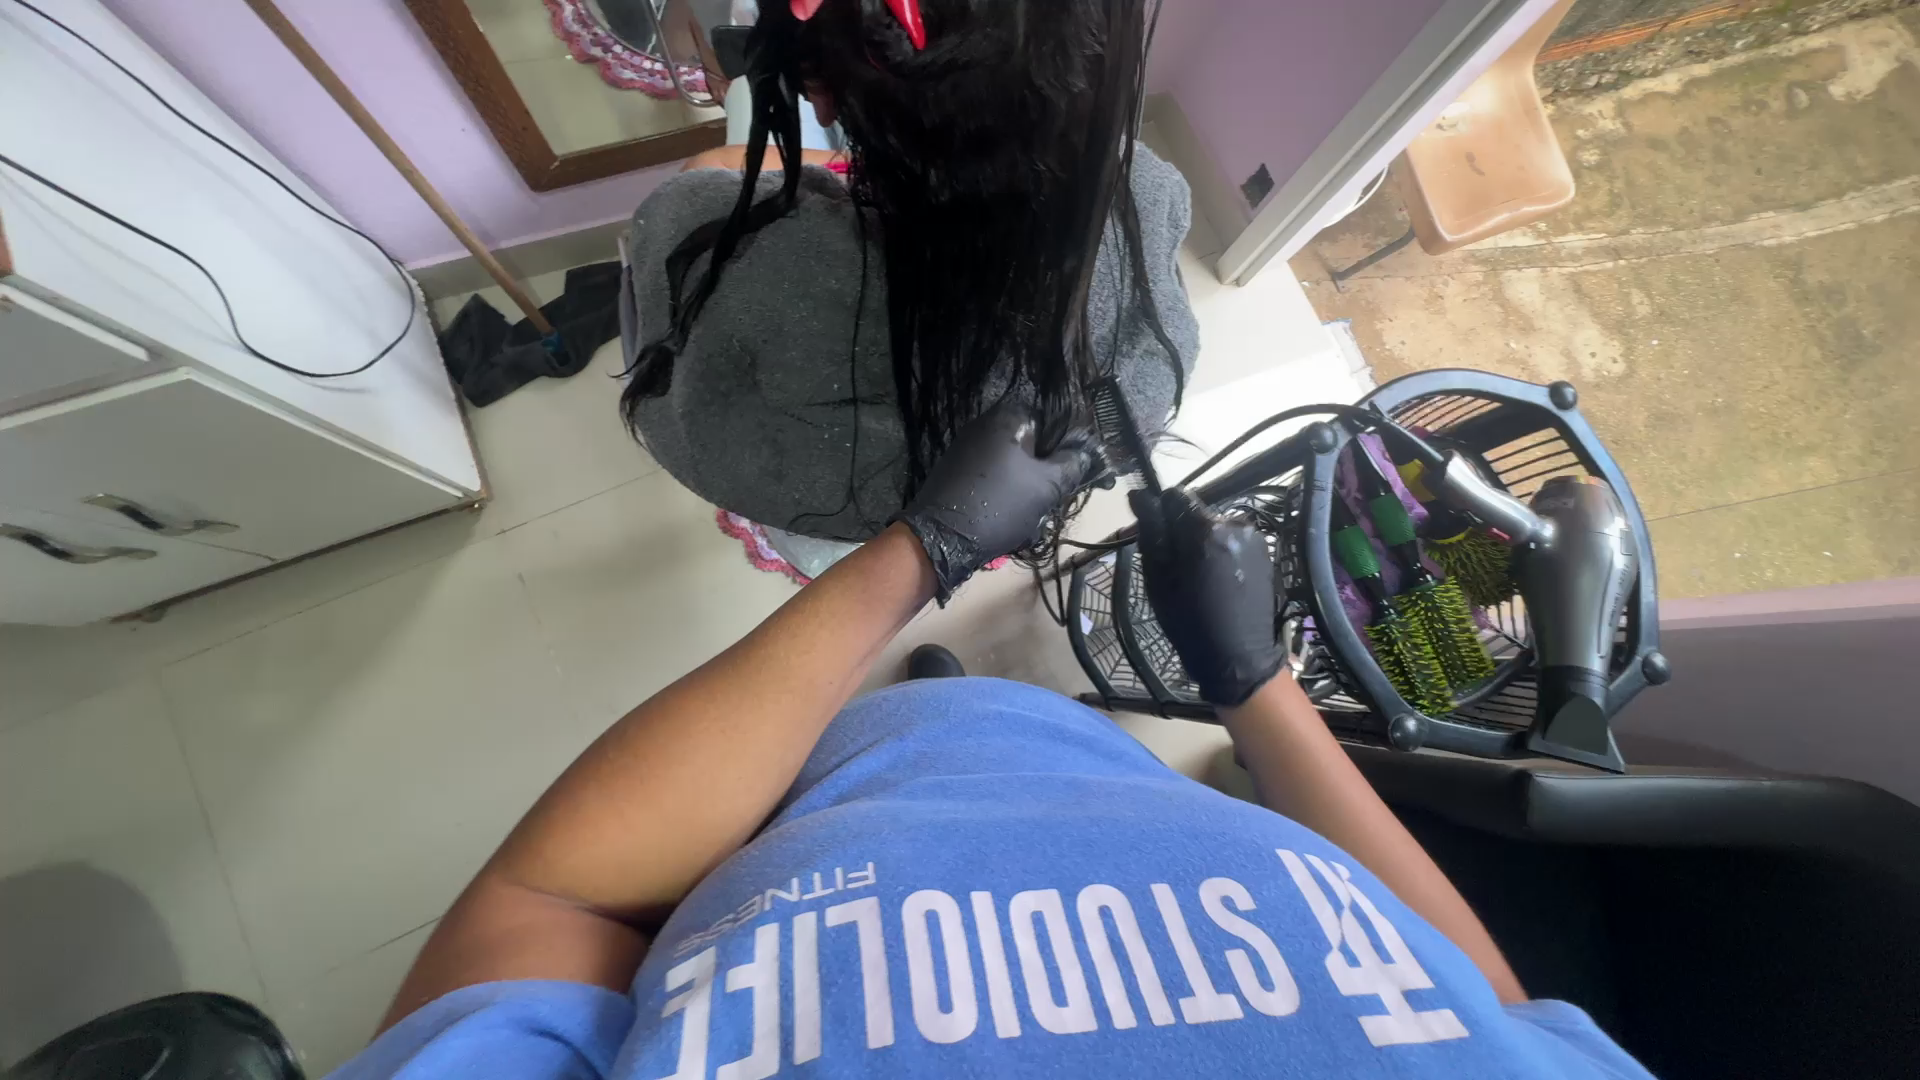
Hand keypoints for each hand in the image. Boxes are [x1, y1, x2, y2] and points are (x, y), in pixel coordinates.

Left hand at [893, 401, 1098, 601]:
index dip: (1063, 447)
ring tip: (1027, 512)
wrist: (941, 538)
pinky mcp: (954, 471)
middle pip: (1029, 444)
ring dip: (1023, 486)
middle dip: (1041, 470)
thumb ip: (1072, 464)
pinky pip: (990, 477)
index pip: (1050, 420)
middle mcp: (982, 425)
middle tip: (1048, 497)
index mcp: (1006, 417)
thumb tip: (1089, 451)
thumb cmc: (999, 505)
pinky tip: (1005, 515)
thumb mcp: (1047, 486)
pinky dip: (1001, 493)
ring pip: (1010, 464)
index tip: (1067, 474)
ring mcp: (964, 448)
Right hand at [1130, 488, 1285, 705]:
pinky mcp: (1264, 552)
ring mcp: (1254, 538)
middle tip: (1173, 568)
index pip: (1175, 496)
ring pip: (1213, 527)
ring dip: (1200, 543)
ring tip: (1196, 578)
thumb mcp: (1159, 577)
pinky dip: (1219, 553)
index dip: (1159, 515)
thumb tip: (1139, 494)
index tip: (1156, 541)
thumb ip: (1151, 531)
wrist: (1239, 657)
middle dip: (1180, 532)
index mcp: (1205, 529)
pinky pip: (1231, 541)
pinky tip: (1216, 582)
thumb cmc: (1190, 622)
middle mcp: (1235, 524)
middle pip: (1195, 513)